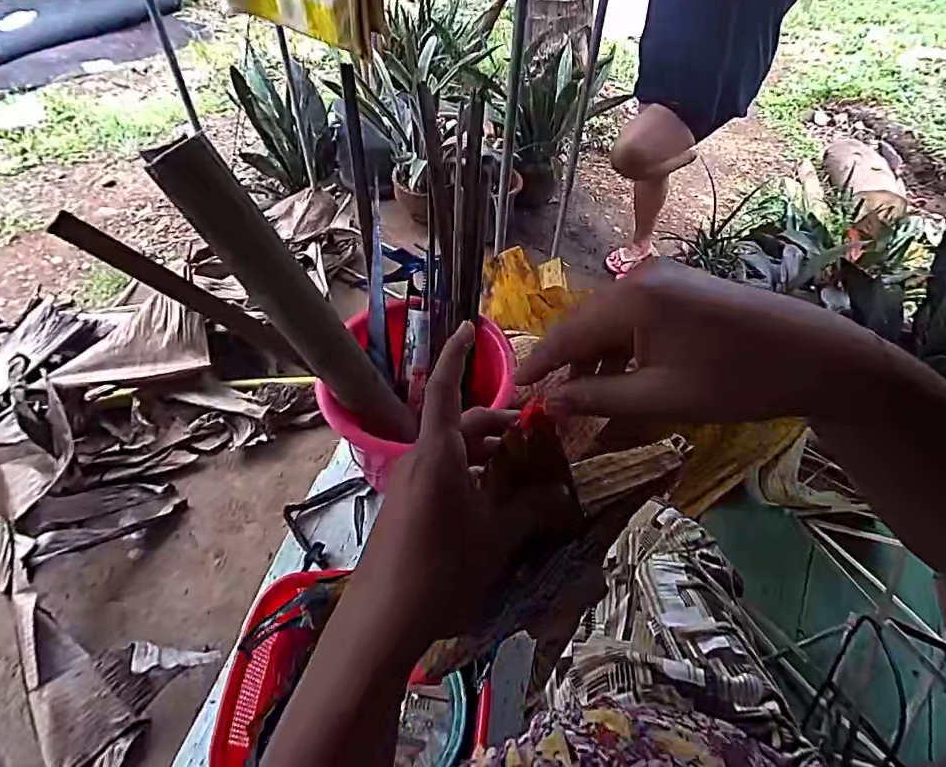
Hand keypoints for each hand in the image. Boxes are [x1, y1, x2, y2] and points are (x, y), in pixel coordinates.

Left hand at [346, 322, 575, 651]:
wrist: (381, 620)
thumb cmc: (440, 568)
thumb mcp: (494, 537)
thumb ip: (529, 509)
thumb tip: (564, 493)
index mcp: (439, 452)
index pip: (447, 388)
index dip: (457, 354)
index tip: (468, 326)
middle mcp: (421, 458)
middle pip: (463, 424)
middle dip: (501, 426)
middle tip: (539, 439)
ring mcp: (410, 482)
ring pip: (455, 452)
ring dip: (488, 455)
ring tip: (523, 473)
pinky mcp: (405, 505)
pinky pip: (443, 474)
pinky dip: (470, 475)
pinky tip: (493, 502)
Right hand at [516, 259, 905, 425]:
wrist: (813, 355)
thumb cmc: (737, 380)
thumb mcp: (662, 396)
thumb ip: (599, 397)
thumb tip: (550, 403)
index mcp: (632, 298)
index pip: (568, 332)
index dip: (540, 363)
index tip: (516, 388)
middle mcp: (641, 276)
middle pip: (586, 322)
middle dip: (568, 362)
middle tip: (553, 402)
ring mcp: (663, 277)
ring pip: (610, 319)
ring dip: (597, 355)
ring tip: (587, 395)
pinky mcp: (680, 285)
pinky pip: (634, 315)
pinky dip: (623, 344)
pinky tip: (624, 372)